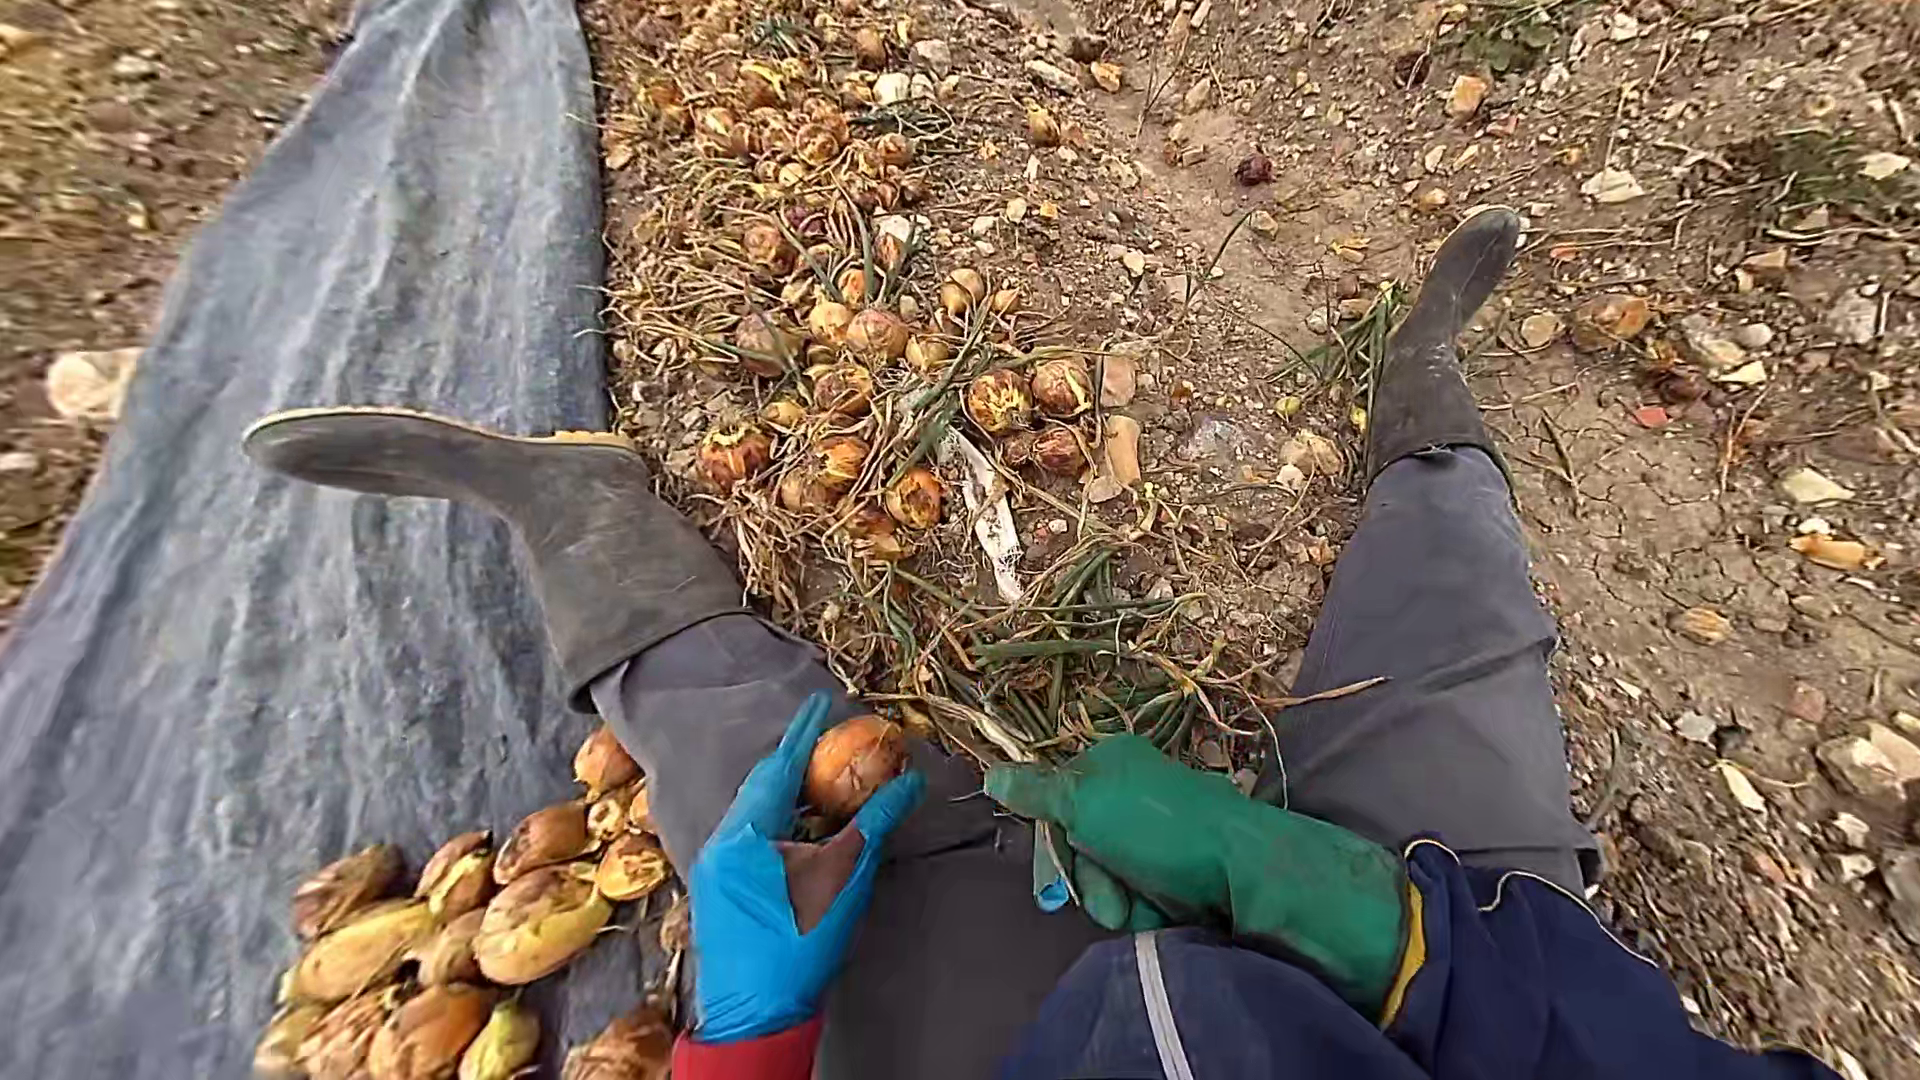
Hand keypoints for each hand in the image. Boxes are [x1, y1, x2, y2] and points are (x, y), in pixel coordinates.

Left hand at [689, 692, 924, 1042]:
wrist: (757, 1020)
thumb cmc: (802, 939)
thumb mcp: (845, 874)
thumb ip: (877, 821)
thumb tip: (911, 781)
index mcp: (745, 832)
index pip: (779, 765)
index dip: (803, 731)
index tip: (820, 700)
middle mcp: (722, 841)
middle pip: (762, 783)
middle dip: (794, 758)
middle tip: (825, 738)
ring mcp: (715, 866)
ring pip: (754, 808)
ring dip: (786, 789)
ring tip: (817, 775)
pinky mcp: (720, 887)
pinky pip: (750, 832)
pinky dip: (778, 817)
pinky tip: (800, 823)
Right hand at [987, 735, 1407, 1012]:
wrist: (1244, 871)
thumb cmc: (1154, 825)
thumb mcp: (1082, 800)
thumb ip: (1033, 790)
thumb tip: (990, 774)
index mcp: (1110, 761)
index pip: (1055, 798)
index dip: (1050, 843)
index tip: (1051, 884)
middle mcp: (1131, 790)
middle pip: (1080, 840)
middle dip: (1088, 877)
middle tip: (1107, 899)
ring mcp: (1156, 830)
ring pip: (1108, 872)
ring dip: (1115, 897)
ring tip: (1139, 907)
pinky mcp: (1178, 866)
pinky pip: (1139, 890)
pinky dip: (1144, 907)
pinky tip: (1160, 911)